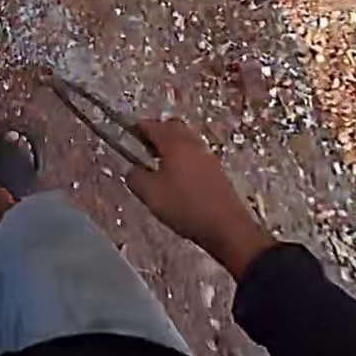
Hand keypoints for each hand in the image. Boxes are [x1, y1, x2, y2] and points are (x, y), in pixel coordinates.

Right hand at [126, 118, 275, 278]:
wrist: (229, 230)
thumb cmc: (185, 206)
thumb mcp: (150, 194)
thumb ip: (135, 177)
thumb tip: (132, 170)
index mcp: (173, 141)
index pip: (150, 125)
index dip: (135, 130)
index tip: (126, 139)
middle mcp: (191, 142)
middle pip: (170, 126)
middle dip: (156, 134)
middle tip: (144, 149)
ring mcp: (207, 155)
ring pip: (185, 140)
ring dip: (171, 147)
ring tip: (160, 167)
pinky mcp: (217, 171)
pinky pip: (195, 155)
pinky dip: (184, 159)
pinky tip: (179, 180)